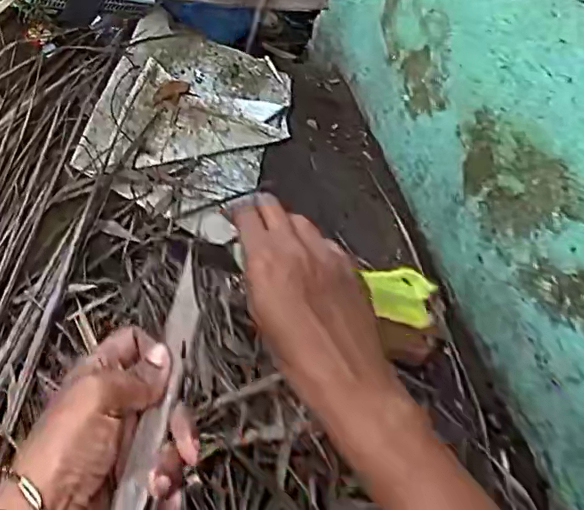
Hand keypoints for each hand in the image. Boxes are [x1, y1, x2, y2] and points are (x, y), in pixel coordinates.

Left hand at [0, 327, 200, 509]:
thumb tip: (161, 354)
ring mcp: (127, 444)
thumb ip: (131, 376)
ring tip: (154, 479)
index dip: (157, 357)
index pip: (136, 347)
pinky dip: (169, 489)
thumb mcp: (95, 397)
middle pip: (163, 399)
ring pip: (169, 441)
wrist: (51, 507)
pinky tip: (157, 495)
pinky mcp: (135, 479)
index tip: (174, 377)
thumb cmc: (59, 448)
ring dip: (170, 461)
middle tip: (182, 441)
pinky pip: (168, 478)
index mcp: (102, 374)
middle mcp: (117, 405)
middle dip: (178, 422)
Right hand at [230, 194, 408, 444]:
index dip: (235, 213)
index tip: (233, 219)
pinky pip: (325, 241)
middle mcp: (295, 248)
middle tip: (255, 224)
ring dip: (287, 226)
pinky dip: (314, 245)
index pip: (245, 213)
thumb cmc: (296, 356)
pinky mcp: (349, 266)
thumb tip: (251, 258)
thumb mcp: (257, 310)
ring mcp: (325, 254)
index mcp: (265, 258)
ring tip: (284, 244)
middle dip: (259, 210)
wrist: (349, 379)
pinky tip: (312, 264)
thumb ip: (252, 272)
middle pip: (272, 205)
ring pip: (300, 220)